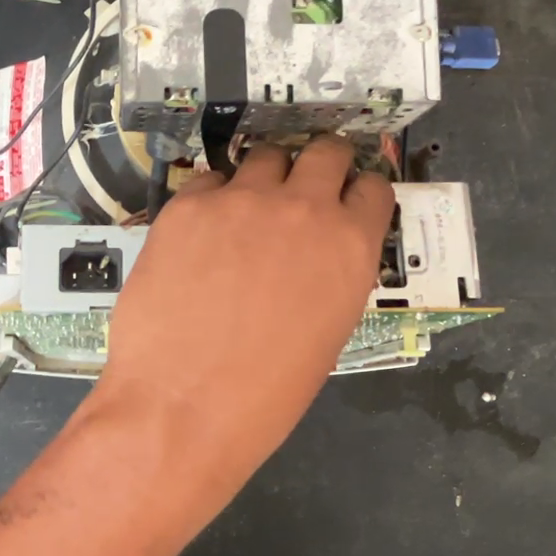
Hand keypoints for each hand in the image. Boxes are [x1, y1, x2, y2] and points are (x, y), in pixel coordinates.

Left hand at [95, 137, 392, 466]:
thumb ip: (328, 280)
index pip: (373, 190)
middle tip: (302, 187)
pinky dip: (212, 199)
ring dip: (264, 176)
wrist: (181, 403)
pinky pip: (208, 181)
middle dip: (319, 164)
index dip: (359, 193)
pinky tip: (199, 233)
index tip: (346, 201)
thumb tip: (311, 262)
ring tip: (247, 208)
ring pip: (264, 157)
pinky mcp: (188, 206)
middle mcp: (303, 209)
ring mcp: (241, 200)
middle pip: (324, 152)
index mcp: (350, 247)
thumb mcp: (325, 336)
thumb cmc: (263, 395)